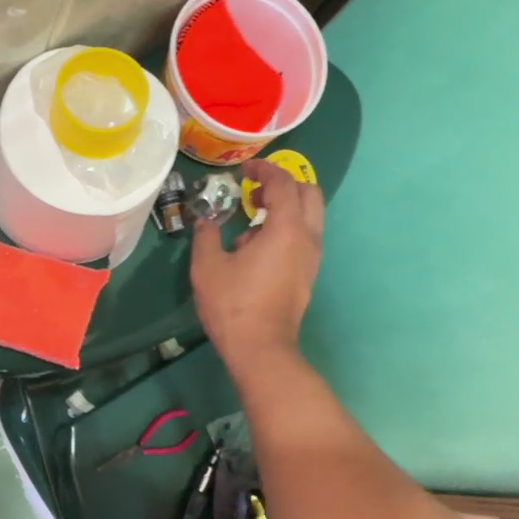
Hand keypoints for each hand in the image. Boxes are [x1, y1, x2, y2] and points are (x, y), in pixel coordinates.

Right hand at [189, 158, 325, 361]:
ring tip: (252, 224)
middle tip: (256, 191)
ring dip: (285, 209)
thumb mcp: (207, 268)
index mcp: (285, 227)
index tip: (244, 170)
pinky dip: (286, 231)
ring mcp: (312, 257)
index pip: (282, 182)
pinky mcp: (308, 275)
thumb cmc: (233, 305)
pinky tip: (258, 250)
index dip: (263, 170)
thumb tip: (207, 221)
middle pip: (308, 193)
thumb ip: (207, 236)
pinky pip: (303, 238)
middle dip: (283, 184)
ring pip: (309, 217)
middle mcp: (307, 236)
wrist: (260, 348)